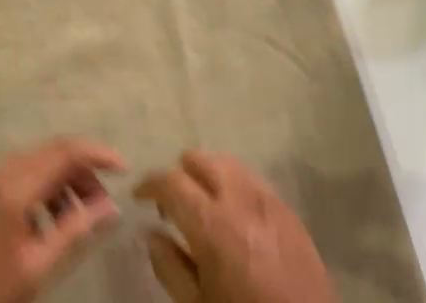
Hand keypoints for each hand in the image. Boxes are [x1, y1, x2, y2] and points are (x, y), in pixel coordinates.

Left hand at [0, 137, 126, 302]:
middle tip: (100, 206)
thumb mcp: (35, 268)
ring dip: (59, 182)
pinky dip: (37, 189)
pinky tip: (44, 223)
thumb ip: (76, 231)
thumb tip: (110, 207)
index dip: (99, 154)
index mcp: (11, 189)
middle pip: (50, 153)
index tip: (124, 170)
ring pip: (33, 163)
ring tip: (74, 220)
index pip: (65, 151)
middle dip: (81, 172)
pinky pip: (14, 176)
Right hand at [135, 151, 336, 302]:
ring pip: (229, 163)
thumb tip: (151, 234)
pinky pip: (253, 179)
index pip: (172, 181)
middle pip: (202, 160)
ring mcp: (268, 198)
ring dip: (208, 174)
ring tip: (201, 205)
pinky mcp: (287, 207)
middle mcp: (240, 198)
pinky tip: (231, 213)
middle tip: (170, 204)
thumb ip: (169, 266)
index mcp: (212, 224)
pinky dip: (234, 185)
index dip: (150, 183)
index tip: (138, 195)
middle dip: (180, 174)